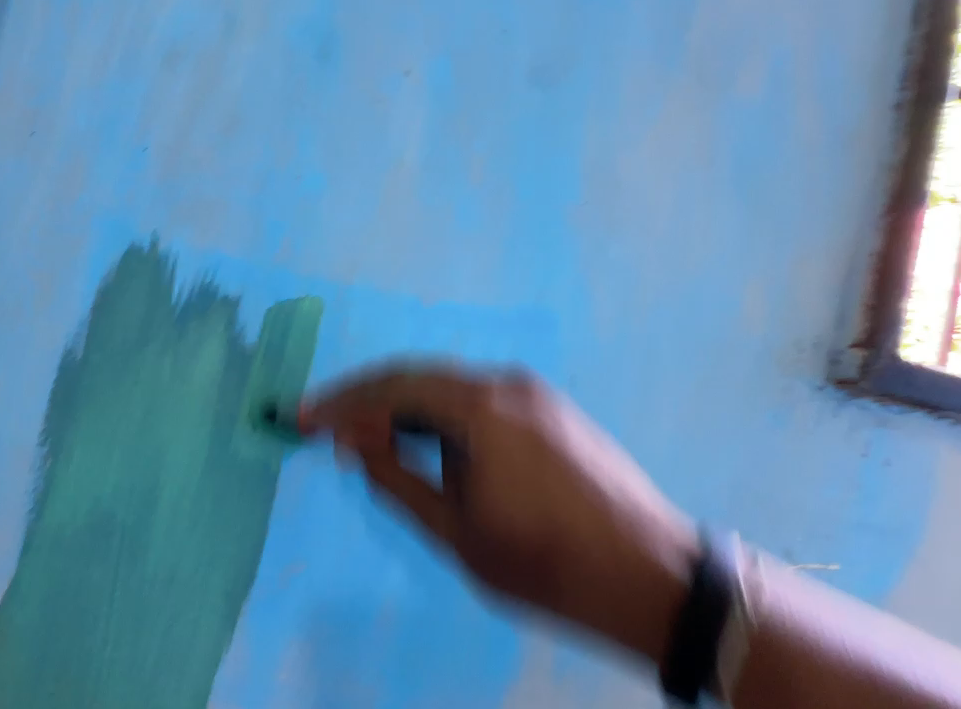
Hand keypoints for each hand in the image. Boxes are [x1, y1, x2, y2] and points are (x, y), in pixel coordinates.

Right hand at [302, 364, 697, 664]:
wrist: (660, 581)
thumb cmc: (549, 564)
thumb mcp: (457, 533)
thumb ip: (396, 481)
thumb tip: (352, 444)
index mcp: (479, 408)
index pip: (390, 389)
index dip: (339, 404)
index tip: (300, 420)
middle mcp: (503, 384)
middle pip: (414, 377)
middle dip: (363, 399)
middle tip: (322, 422)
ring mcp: (531, 394)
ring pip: (445, 386)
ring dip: (400, 407)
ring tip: (364, 435)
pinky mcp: (548, 411)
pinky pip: (475, 399)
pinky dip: (437, 415)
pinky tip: (421, 440)